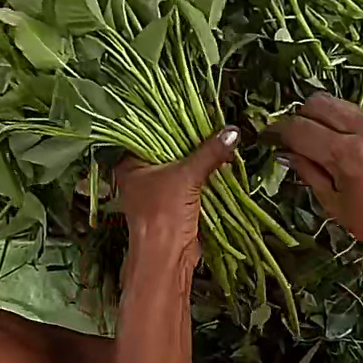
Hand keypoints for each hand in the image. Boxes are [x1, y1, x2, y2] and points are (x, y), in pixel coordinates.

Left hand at [113, 126, 240, 270]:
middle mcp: (140, 173)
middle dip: (190, 138)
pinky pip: (190, 180)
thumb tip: (232, 132)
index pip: (148, 131)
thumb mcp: (187, 176)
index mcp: (130, 163)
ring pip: (180, 164)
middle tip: (212, 120)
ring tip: (219, 137)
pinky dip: (203, 173)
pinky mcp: (173, 202)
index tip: (194, 106)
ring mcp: (157, 188)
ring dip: (199, 157)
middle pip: (167, 147)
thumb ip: (209, 152)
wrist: (166, 256)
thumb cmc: (163, 214)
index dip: (171, 118)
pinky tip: (220, 160)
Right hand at [272, 93, 362, 276]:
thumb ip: (309, 171)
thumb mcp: (335, 205)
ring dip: (325, 119)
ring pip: (342, 104)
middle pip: (319, 102)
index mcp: (349, 155)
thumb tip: (286, 151)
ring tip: (323, 144)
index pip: (301, 128)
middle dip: (301, 117)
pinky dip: (349, 125)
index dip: (279, 131)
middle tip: (295, 138)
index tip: (268, 136)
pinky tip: (351, 148)